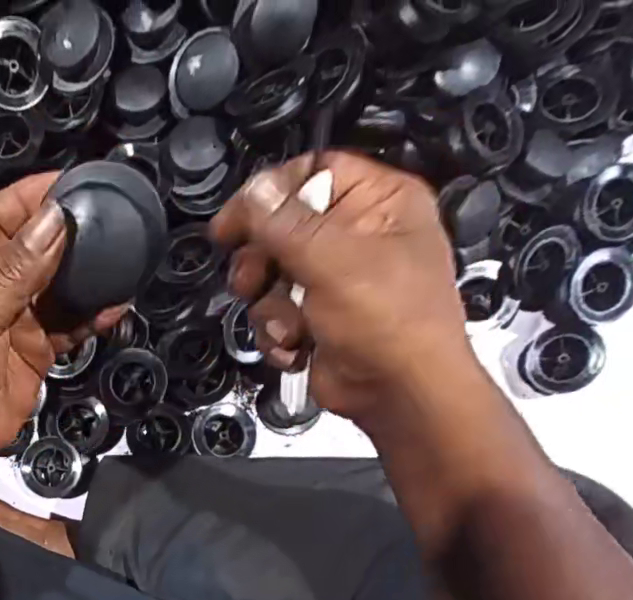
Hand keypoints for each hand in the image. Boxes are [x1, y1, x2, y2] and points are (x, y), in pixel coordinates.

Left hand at [0, 173, 122, 457]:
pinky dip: (90, 313)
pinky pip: (70, 321)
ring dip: (82, 272)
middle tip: (99, 216)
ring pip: (56, 282)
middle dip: (63, 232)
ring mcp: (17, 316)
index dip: (28, 197)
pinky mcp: (38, 345)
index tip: (65, 186)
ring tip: (113, 255)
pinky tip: (110, 303)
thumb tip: (52, 223)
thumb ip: (16, 271)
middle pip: (32, 244)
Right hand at [209, 152, 469, 418]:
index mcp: (378, 204)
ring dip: (271, 307)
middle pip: (279, 229)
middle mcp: (355, 238)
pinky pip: (273, 314)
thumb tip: (254, 193)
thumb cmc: (395, 326)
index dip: (269, 194)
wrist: (397, 394)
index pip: (312, 174)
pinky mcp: (314, 319)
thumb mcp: (335, 261)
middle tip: (255, 277)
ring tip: (292, 324)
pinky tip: (299, 344)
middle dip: (261, 262)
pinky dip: (278, 333)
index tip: (235, 218)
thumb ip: (286, 224)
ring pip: (269, 278)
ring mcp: (332, 282)